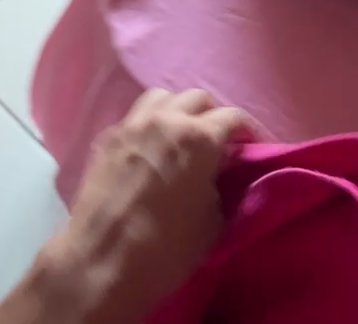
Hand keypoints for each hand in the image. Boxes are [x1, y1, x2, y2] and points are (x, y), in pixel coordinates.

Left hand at [0, 89, 255, 323]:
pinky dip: (150, 124)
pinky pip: (136, 116)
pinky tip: (151, 147)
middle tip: (218, 142)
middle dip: (212, 116)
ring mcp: (133, 123)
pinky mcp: (108, 135)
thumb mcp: (212, 222)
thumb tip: (215, 174)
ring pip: (163, 97)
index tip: (255, 146)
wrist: (102, 259)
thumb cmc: (166, 248)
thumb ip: (219, 186)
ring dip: (178, 111)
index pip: (233, 116)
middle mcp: (166, 119)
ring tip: (182, 136)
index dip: (249, 130)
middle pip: (197, 98)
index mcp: (198, 138)